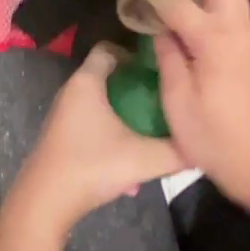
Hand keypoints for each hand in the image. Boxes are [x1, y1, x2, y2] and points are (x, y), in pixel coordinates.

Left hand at [8, 43, 187, 229]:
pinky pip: (92, 121)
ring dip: (124, 111)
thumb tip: (204, 146)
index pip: (109, 47)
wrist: (45, 202)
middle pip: (107, 75)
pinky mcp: (62, 136)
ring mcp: (64, 115)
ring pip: (100, 102)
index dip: (135, 53)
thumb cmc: (92, 167)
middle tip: (164, 96)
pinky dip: (111, 129)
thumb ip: (179, 151)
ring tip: (152, 125)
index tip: (160, 67)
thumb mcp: (144, 159)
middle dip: (136, 84)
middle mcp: (72, 91)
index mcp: (87, 82)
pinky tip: (129, 155)